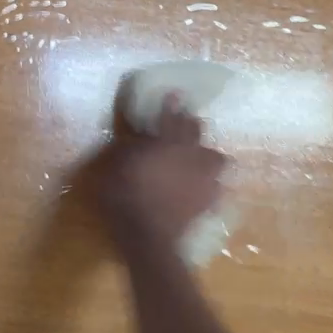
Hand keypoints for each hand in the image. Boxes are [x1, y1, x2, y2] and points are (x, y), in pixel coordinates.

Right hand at [80, 94, 228, 254]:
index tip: (175, 95)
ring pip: (216, 159)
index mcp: (168, 145)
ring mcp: (205, 181)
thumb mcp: (116, 166)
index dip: (172, 106)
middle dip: (191, 127)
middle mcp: (192, 158)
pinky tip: (200, 185)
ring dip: (206, 155)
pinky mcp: (209, 203)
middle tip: (184, 125)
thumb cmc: (125, 196)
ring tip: (196, 157)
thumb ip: (130, 147)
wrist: (148, 237)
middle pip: (198, 134)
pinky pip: (216, 184)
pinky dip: (208, 181)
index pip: (172, 118)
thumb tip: (140, 137)